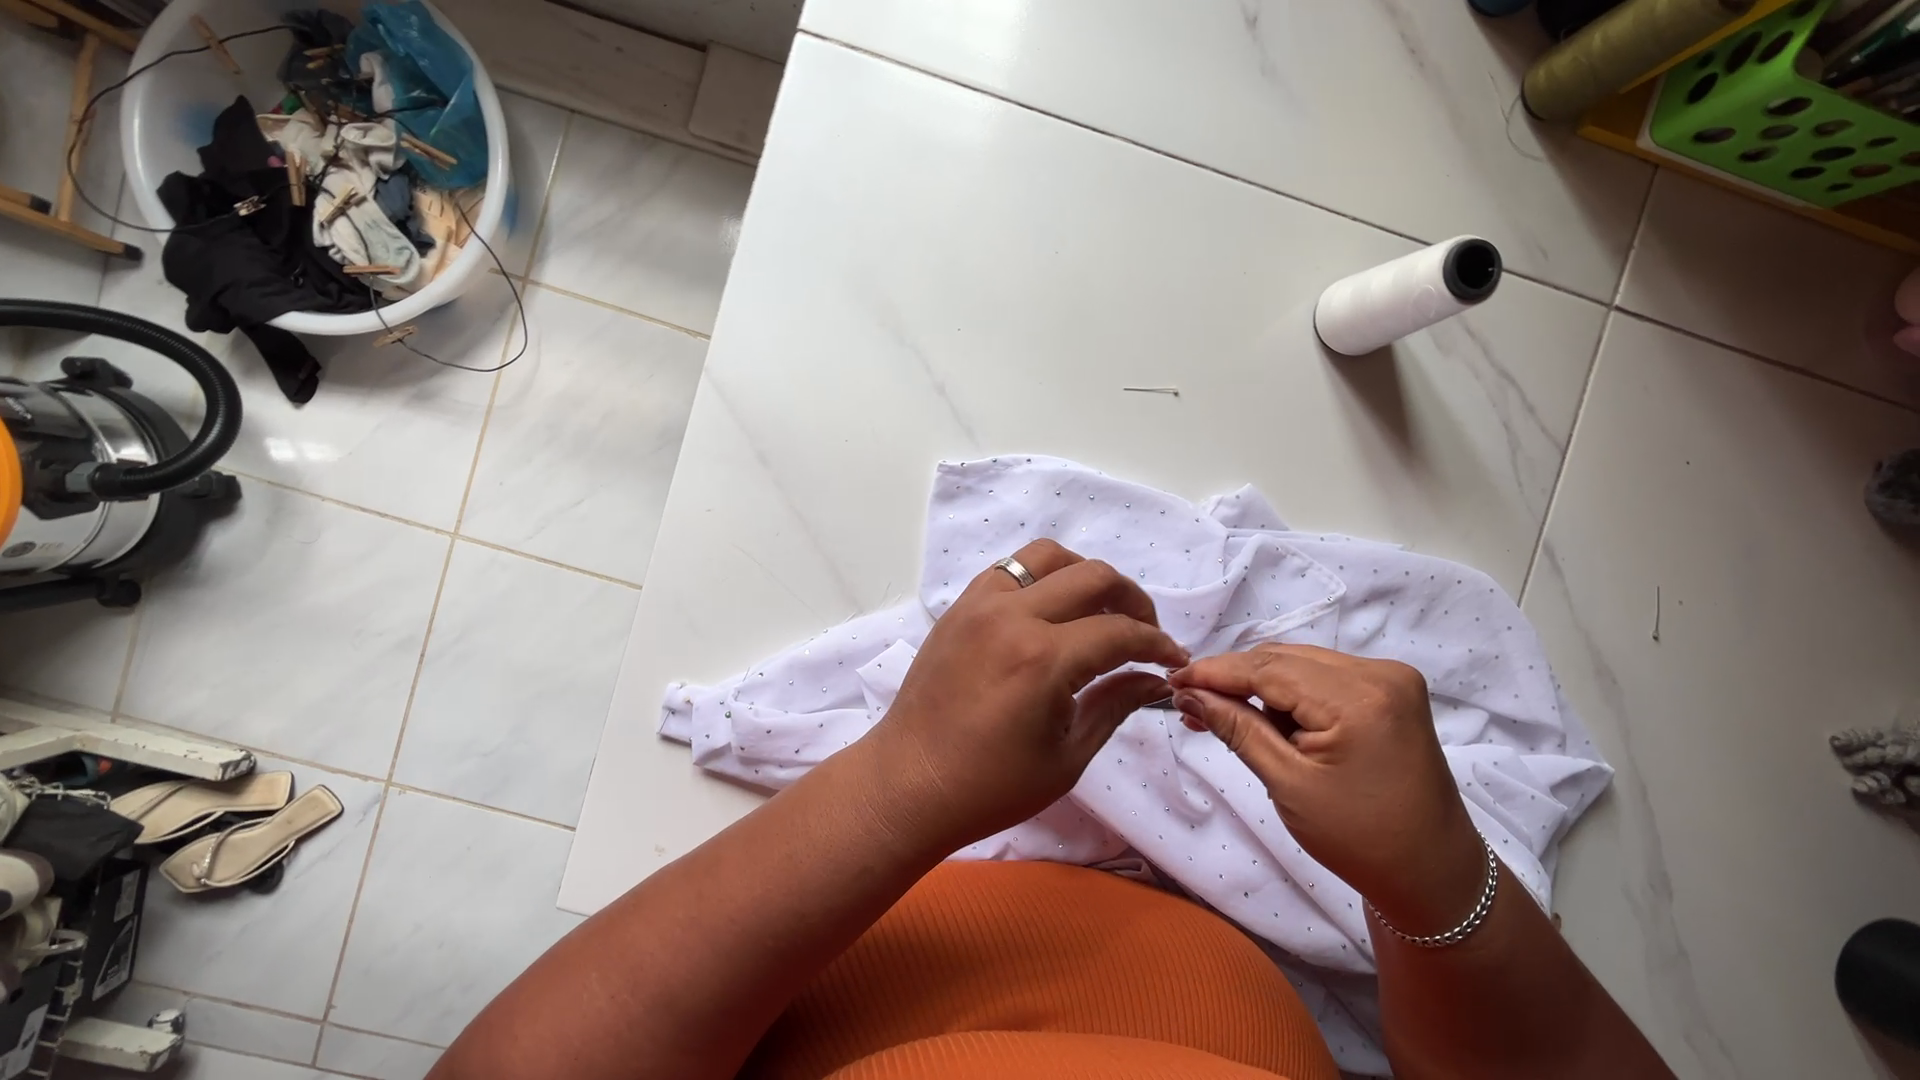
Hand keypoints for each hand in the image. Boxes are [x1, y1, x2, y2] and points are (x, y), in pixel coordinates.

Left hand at [868, 539, 1189, 853]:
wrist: (910, 783)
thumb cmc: (990, 786)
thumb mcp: (1066, 756)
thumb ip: (1114, 705)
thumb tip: (1153, 679)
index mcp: (1042, 658)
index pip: (1120, 632)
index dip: (1157, 644)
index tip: (1173, 659)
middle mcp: (1012, 616)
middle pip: (1092, 577)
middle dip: (1132, 601)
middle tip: (1145, 633)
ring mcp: (980, 605)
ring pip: (1047, 557)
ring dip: (1085, 576)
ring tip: (1099, 611)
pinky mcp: (959, 608)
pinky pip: (1009, 570)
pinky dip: (1041, 578)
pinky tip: (1051, 610)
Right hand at [1168, 645, 1483, 935]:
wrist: (1431, 872)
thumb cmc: (1358, 838)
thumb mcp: (1287, 783)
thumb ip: (1237, 728)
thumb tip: (1188, 694)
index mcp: (1360, 698)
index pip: (1268, 668)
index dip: (1214, 672)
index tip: (1172, 680)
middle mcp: (1380, 673)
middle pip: (1283, 658)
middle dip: (1232, 678)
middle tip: (1187, 701)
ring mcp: (1389, 678)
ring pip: (1299, 665)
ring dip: (1256, 685)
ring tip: (1215, 712)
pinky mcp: (1389, 691)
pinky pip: (1321, 677)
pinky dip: (1287, 693)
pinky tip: (1258, 715)